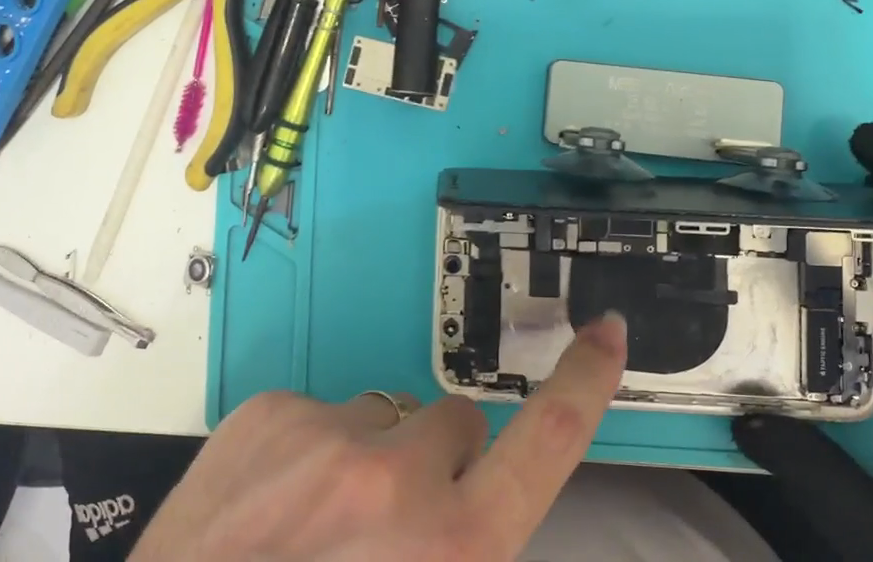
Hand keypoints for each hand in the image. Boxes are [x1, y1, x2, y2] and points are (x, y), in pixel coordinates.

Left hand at [131, 312, 628, 560]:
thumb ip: (463, 546)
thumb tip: (471, 510)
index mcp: (455, 546)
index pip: (547, 442)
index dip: (584, 384)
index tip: (604, 333)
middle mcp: (398, 476)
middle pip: (455, 421)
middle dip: (437, 461)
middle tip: (389, 524)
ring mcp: (326, 432)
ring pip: (383, 415)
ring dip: (367, 455)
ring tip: (315, 524)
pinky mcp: (268, 409)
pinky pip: (318, 412)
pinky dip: (308, 449)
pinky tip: (271, 505)